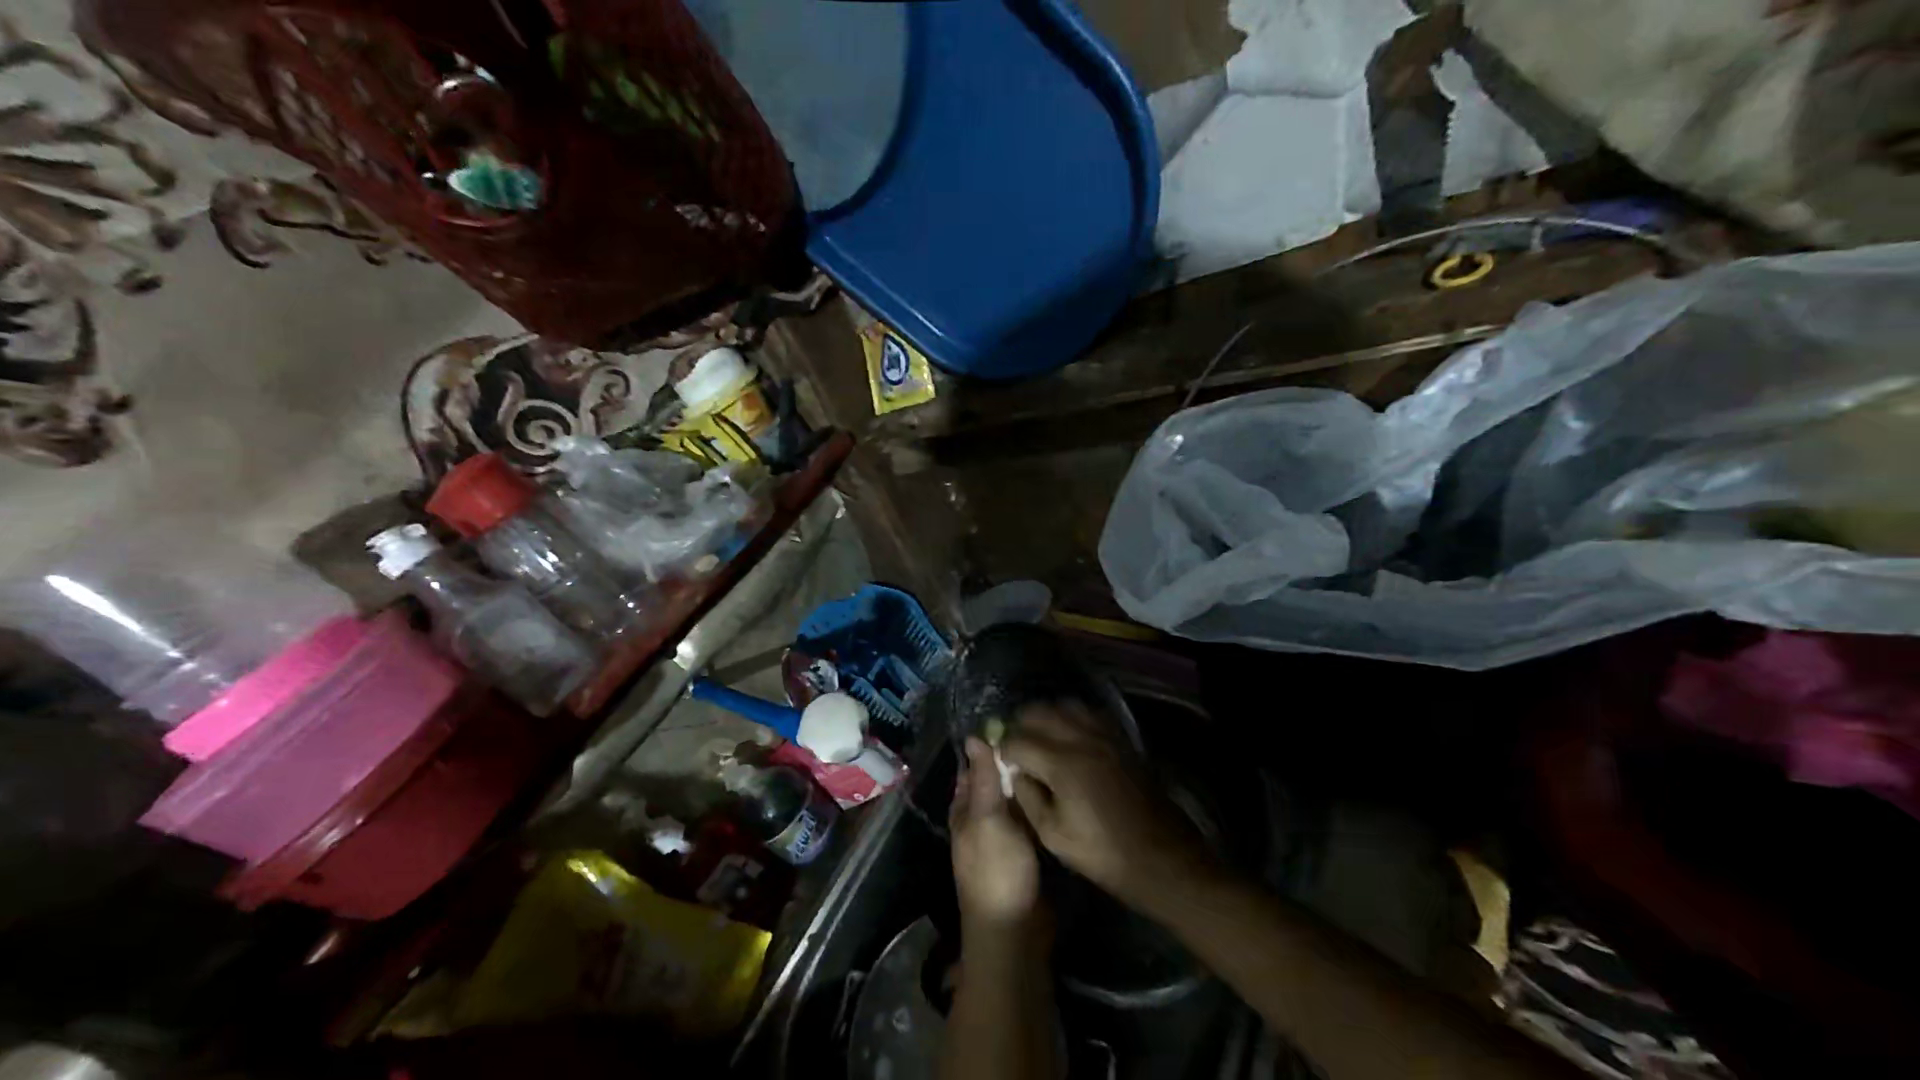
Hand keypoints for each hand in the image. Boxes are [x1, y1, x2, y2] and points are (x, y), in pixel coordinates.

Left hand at [950, 736, 1044, 933]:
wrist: (1017, 931)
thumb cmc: (997, 871)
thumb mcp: (988, 820)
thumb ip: (982, 780)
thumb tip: (972, 736)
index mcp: (965, 808)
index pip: (975, 765)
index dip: (992, 744)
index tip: (1021, 721)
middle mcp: (982, 818)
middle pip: (998, 780)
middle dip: (1016, 760)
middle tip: (1049, 734)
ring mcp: (1006, 835)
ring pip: (1017, 798)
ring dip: (1031, 780)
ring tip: (1060, 753)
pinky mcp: (1027, 850)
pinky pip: (1033, 817)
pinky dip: (1043, 802)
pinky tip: (1062, 789)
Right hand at [1003, 702, 1216, 914]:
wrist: (1161, 857)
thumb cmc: (1103, 854)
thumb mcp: (1053, 836)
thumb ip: (1028, 798)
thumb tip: (1015, 774)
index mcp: (1062, 764)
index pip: (1017, 741)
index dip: (1003, 751)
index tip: (1000, 763)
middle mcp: (1082, 739)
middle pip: (1039, 712)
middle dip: (1020, 727)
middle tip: (1015, 748)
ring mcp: (1105, 736)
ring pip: (1065, 706)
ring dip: (1047, 718)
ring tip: (1040, 740)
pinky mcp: (1121, 740)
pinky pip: (1089, 714)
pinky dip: (1072, 718)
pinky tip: (1069, 738)